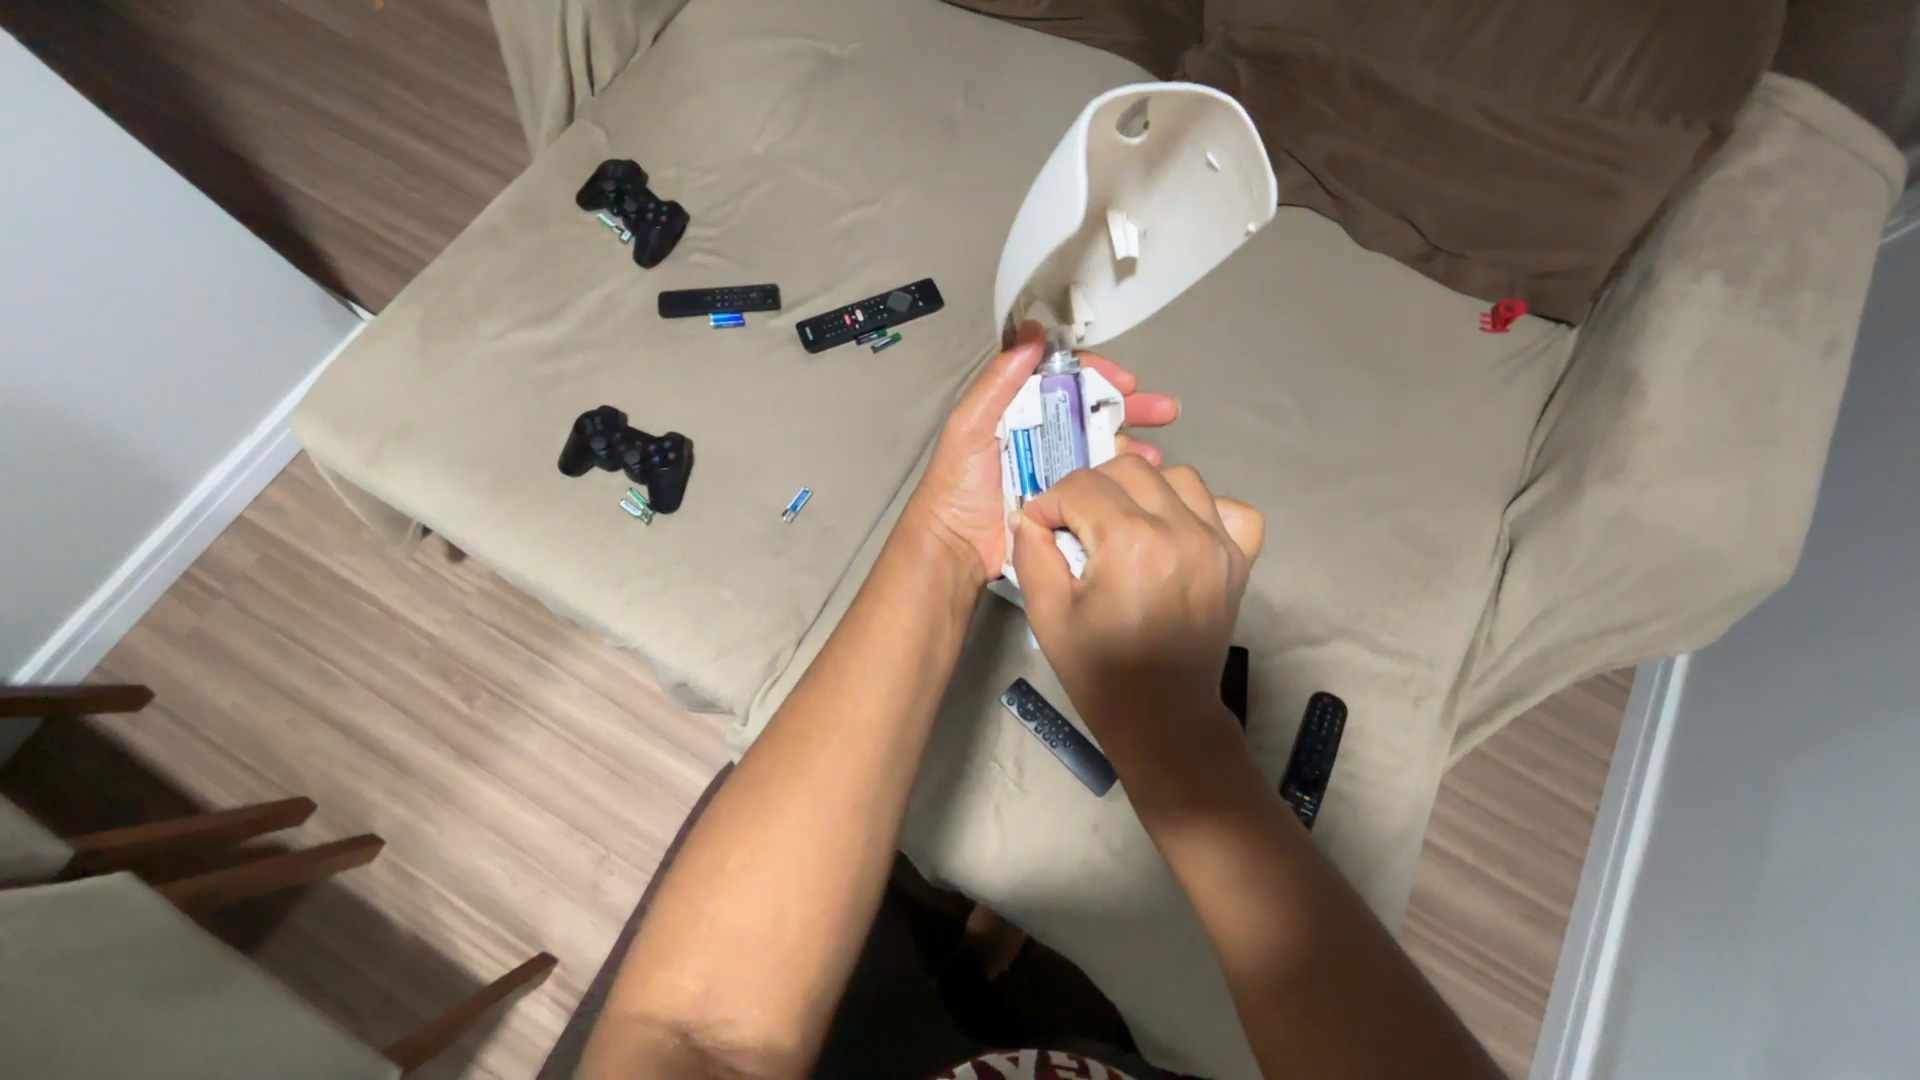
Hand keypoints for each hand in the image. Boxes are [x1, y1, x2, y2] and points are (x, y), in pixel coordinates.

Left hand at [905, 322, 1178, 584]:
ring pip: (1104, 445)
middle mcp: (1043, 434)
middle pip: (1094, 410)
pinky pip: (1102, 482)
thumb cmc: (957, 485)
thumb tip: (1032, 333)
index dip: (1098, 374)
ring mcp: (1058, 468)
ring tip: (1152, 452)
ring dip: (1134, 442)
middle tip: (1163, 409)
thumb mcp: (968, 426)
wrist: (956, 547)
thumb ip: (997, 382)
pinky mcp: (1068, 501)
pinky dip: (1125, 475)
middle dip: (1132, 406)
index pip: (1065, 379)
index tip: (1126, 380)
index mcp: (1019, 410)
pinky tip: (1144, 475)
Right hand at [1011, 457, 1265, 792]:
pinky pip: (1229, 507)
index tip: (1043, 528)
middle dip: (1092, 488)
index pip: (1081, 486)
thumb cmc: (1099, 670)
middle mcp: (1180, 529)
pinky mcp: (1239, 558)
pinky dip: (1203, 508)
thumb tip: (1029, 515)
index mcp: (1130, 543)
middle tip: (1079, 525)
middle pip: (1129, 468)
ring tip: (1126, 525)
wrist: (1162, 714)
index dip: (1051, 503)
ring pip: (1178, 477)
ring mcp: (1218, 542)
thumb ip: (1032, 553)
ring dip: (1144, 491)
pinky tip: (1178, 532)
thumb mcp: (1047, 615)